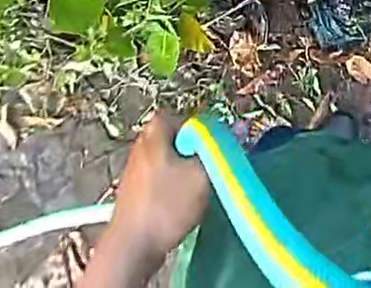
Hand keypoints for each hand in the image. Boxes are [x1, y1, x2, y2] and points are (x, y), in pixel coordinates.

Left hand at [84, 113, 209, 286]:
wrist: (129, 252)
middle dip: (198, 154)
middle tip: (209, 170)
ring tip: (195, 191)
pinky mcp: (134, 192)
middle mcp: (143, 142)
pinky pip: (163, 180)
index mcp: (156, 129)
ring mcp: (136, 168)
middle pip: (183, 140)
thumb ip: (221, 149)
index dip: (209, 133)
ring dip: (187, 174)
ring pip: (174, 161)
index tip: (218, 150)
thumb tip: (241, 126)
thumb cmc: (166, 206)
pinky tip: (180, 206)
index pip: (192, 117)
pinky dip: (173, 189)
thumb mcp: (201, 174)